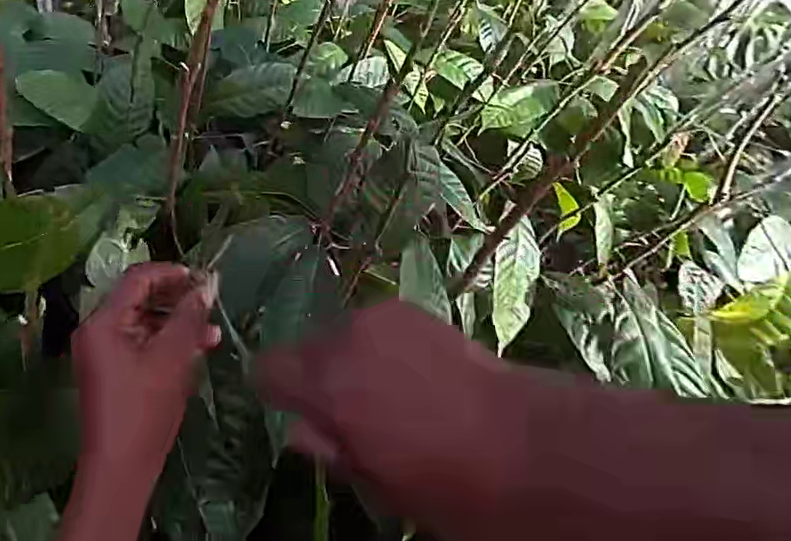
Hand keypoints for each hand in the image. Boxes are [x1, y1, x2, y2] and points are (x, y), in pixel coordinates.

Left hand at [71, 263, 220, 467]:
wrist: (120, 472)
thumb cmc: (144, 408)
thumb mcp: (172, 355)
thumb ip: (190, 316)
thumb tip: (207, 285)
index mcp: (103, 321)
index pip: (138, 278)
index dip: (171, 273)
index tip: (201, 277)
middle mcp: (97, 331)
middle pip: (140, 298)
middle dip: (177, 298)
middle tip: (208, 300)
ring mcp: (103, 353)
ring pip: (144, 322)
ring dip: (177, 322)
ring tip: (211, 330)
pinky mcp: (113, 372)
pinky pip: (142, 342)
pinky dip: (167, 342)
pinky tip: (197, 348)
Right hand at [253, 300, 522, 532]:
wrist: (522, 440)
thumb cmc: (444, 482)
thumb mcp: (378, 483)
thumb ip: (330, 448)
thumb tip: (299, 430)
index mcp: (328, 385)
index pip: (268, 368)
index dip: (274, 390)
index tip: (292, 409)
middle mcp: (345, 338)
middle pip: (305, 348)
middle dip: (316, 375)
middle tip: (350, 412)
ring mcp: (378, 316)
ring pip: (341, 333)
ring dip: (350, 357)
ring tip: (388, 391)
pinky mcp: (408, 307)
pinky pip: (374, 324)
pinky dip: (379, 343)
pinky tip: (412, 372)